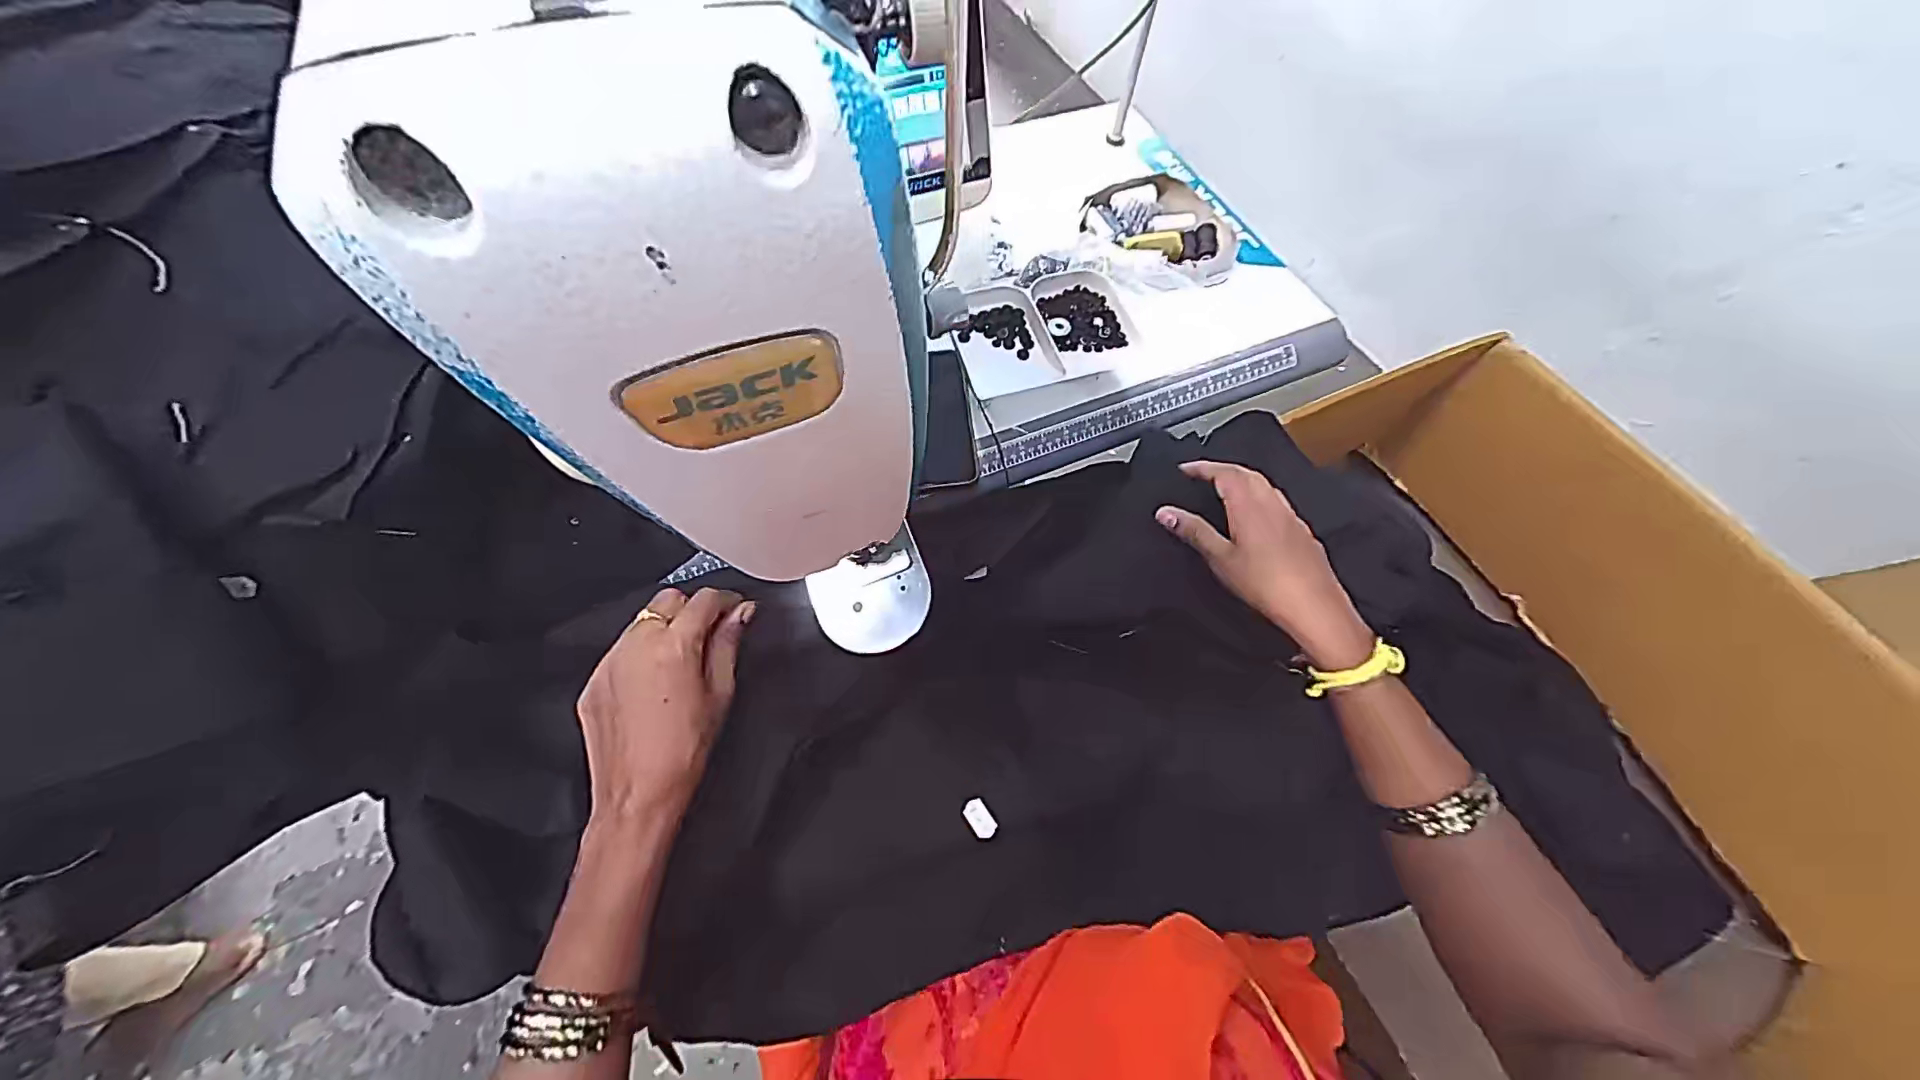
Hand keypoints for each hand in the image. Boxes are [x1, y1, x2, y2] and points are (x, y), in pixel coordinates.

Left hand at [575, 587, 755, 824]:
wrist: (637, 792)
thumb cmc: (682, 751)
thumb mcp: (721, 693)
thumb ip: (728, 644)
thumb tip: (740, 615)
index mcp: (673, 645)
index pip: (703, 599)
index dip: (725, 601)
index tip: (735, 609)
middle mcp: (636, 645)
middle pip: (668, 599)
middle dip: (692, 608)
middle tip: (712, 631)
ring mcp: (610, 661)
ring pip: (642, 621)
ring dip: (666, 628)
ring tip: (684, 660)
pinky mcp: (594, 680)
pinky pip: (621, 650)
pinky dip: (642, 653)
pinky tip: (657, 681)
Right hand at [1156, 460, 1375, 668]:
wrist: (1313, 606)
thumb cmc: (1267, 584)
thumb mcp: (1220, 558)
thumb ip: (1193, 531)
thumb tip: (1166, 512)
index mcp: (1249, 506)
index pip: (1224, 472)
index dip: (1202, 468)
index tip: (1184, 469)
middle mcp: (1273, 504)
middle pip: (1246, 474)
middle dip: (1222, 470)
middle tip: (1202, 476)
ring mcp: (1291, 517)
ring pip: (1265, 486)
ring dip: (1242, 481)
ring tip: (1224, 490)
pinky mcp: (1301, 532)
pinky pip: (1278, 503)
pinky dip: (1260, 498)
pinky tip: (1255, 516)